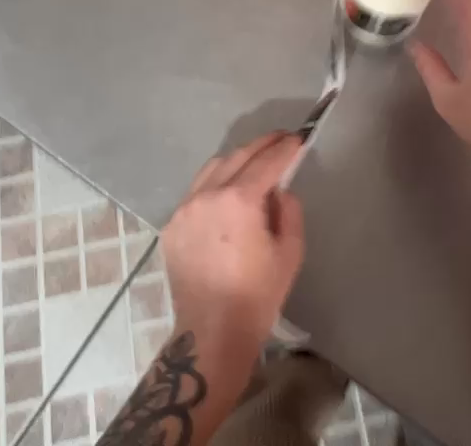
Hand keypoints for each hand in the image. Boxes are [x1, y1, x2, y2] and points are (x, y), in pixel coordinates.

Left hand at [161, 131, 306, 351]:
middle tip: (281, 139)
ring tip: (254, 162)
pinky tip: (227, 194)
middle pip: (238, 156)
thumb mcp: (290, 252)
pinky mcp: (172, 225)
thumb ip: (289, 211)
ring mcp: (185, 209)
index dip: (285, 148)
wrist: (212, 331)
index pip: (267, 162)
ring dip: (236, 160)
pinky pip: (196, 192)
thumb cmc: (258, 295)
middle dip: (262, 145)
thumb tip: (279, 191)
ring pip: (212, 169)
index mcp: (239, 200)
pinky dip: (215, 184)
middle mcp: (208, 195)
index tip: (298, 139)